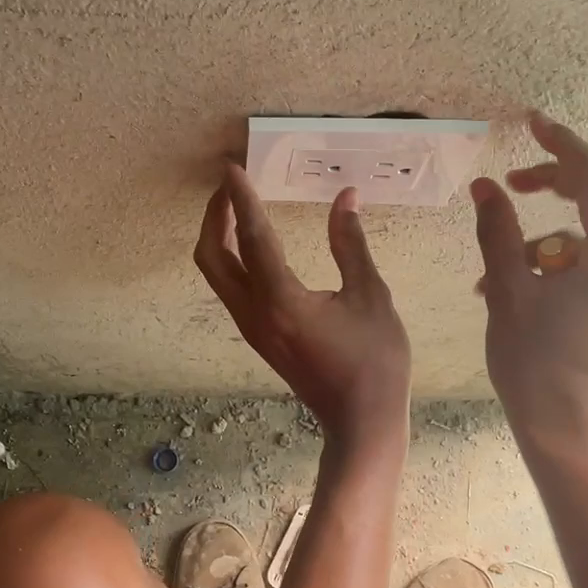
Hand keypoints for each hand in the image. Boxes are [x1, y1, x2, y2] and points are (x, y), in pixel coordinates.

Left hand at [194, 164, 409, 445]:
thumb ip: (351, 244)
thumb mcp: (370, 297)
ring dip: (219, 236)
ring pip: (216, 274)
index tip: (232, 167)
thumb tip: (345, 198)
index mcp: (282, 301)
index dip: (242, 198)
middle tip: (230, 184)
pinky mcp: (259, 337)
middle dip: (215, 216)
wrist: (360, 420)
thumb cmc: (374, 361)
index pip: (253, 237)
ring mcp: (252, 328)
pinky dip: (230, 258)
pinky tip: (251, 244)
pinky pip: (230, 289)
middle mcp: (255, 314)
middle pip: (212, 257)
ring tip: (237, 205)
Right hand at [470, 113, 587, 451]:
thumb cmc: (532, 365)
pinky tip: (525, 289)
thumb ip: (498, 232)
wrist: (565, 429)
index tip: (533, 125)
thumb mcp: (507, 292)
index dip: (564, 146)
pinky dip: (563, 264)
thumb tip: (486, 187)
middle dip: (555, 187)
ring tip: (499, 271)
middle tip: (511, 187)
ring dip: (548, 239)